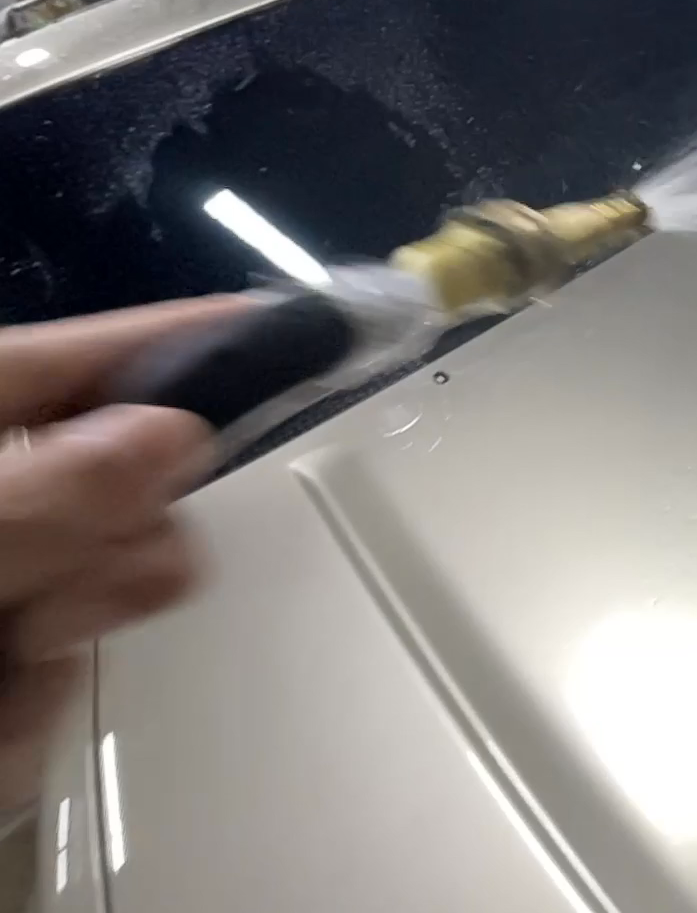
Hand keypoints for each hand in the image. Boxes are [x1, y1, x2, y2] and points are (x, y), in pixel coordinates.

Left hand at [0, 298, 245, 806]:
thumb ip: (24, 489)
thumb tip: (176, 436)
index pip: (138, 347)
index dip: (242, 333)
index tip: (344, 327)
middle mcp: (8, 472)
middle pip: (163, 471)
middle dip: (131, 537)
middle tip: (55, 597)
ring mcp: (18, 552)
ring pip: (144, 565)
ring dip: (84, 619)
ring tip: (1, 657)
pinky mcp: (18, 631)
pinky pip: (92, 645)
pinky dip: (39, 688)